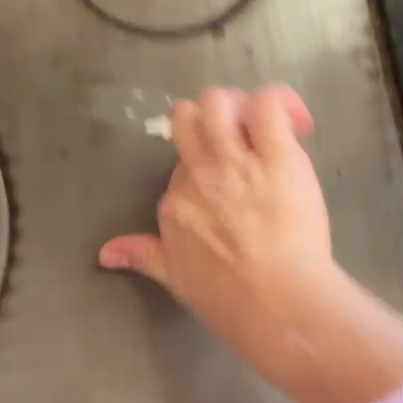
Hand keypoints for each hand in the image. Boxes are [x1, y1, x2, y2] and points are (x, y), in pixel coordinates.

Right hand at [101, 85, 334, 359]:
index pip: (181, 164)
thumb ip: (141, 256)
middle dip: (211, 119)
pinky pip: (268, 104)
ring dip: (239, 105)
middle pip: (188, 118)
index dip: (205, 166)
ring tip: (264, 129)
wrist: (272, 301)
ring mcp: (235, 162)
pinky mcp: (277, 155)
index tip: (232, 185)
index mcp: (174, 203)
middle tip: (241, 140)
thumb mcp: (173, 277)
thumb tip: (105, 253)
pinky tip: (297, 125)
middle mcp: (198, 175)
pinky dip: (281, 104)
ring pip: (218, 102)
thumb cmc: (226, 298)